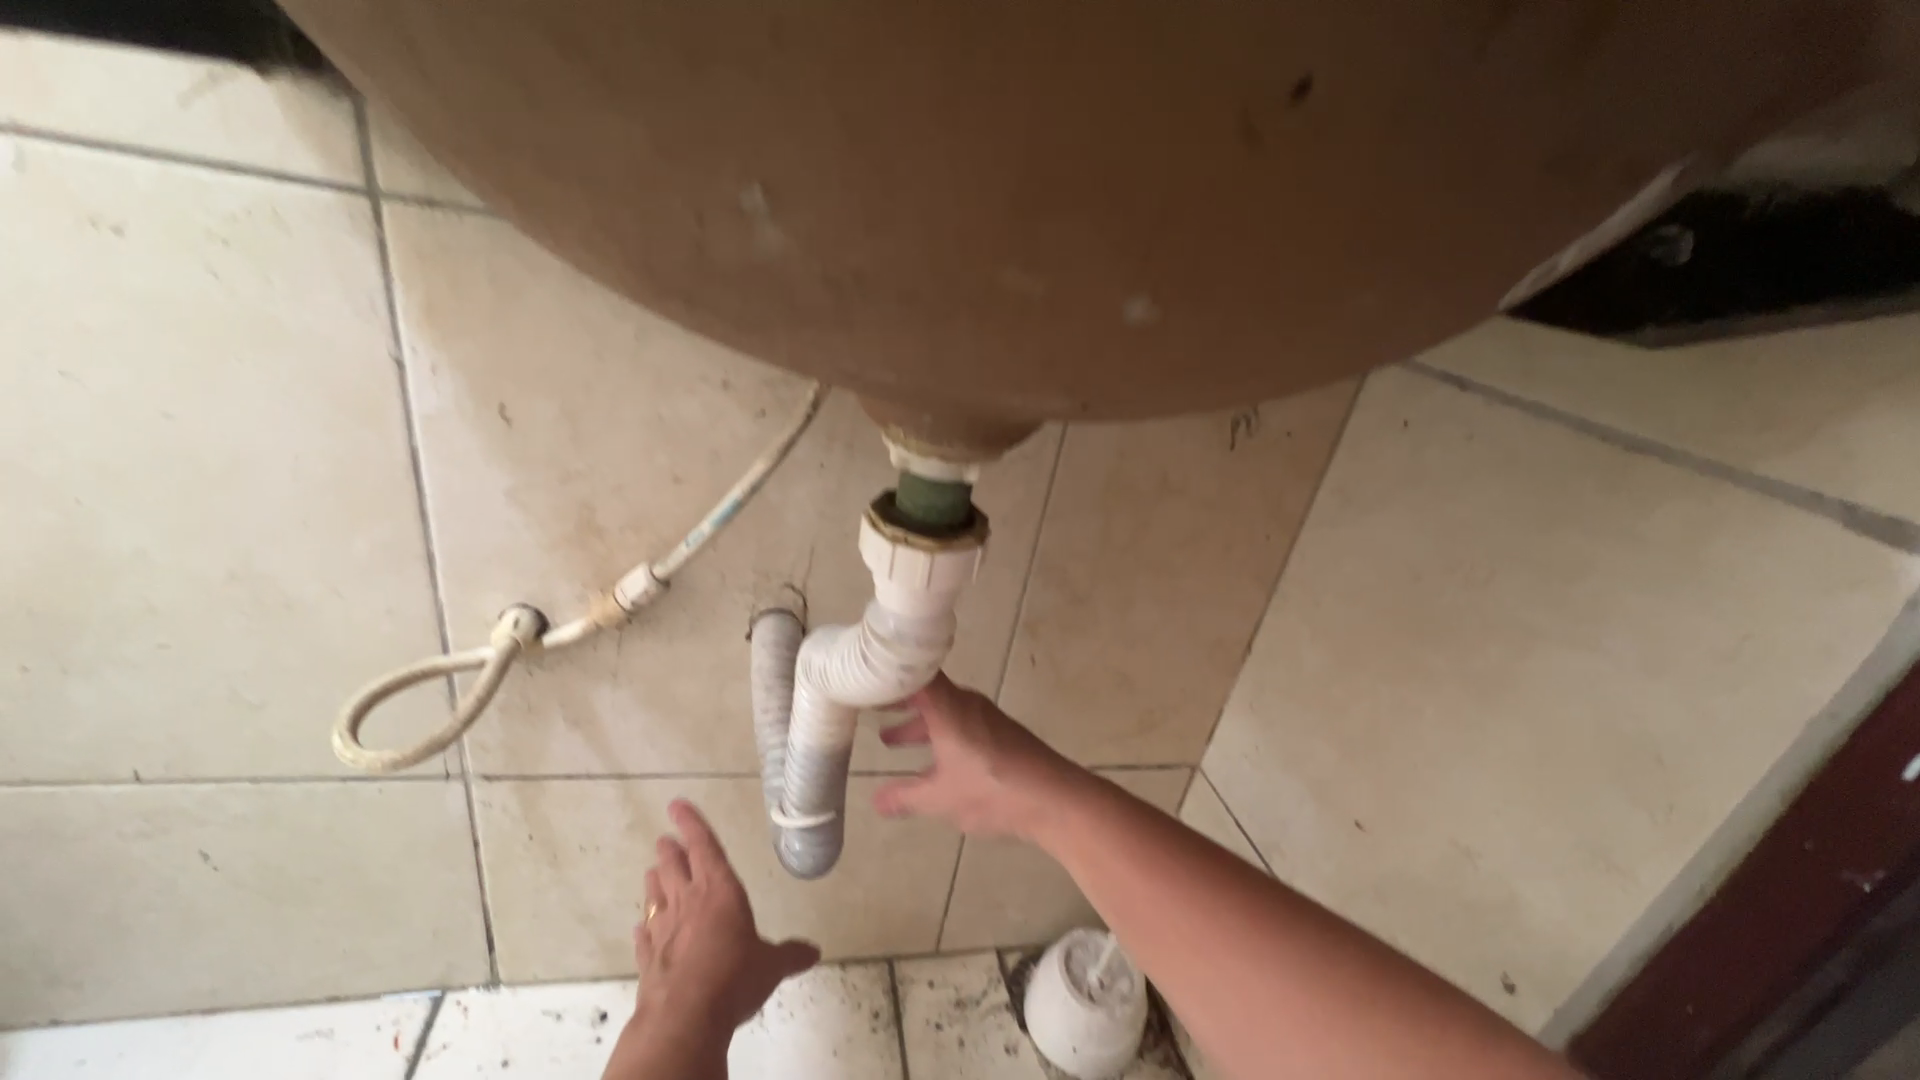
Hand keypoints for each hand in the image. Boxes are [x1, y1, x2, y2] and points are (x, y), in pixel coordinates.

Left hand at [634, 800, 820, 1034]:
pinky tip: (641, 927)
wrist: (685, 1017)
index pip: (704, 847)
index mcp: (720, 891)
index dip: (692, 824)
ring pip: (656, 896)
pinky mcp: (648, 959)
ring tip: (652, 870)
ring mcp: (664, 931)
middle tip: (664, 840)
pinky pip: (645, 936)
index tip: (677, 805)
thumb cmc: (734, 978)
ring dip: (655, 881)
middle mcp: (688, 902)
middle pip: (674, 867)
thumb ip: (790, 955)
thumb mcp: (772, 965)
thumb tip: (814, 952)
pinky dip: (644, 929)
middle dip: (670, 851)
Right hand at [872, 672, 1084, 840]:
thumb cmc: (992, 790)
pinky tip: (932, 762)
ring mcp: (986, 719)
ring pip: (944, 712)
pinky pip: (959, 725)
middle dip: (899, 701)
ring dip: (919, 724)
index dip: (889, 672)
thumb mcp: (940, 798)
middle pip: (928, 691)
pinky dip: (938, 735)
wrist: (1055, 798)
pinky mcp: (1000, 736)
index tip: (863, 676)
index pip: (915, 673)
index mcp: (949, 708)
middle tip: (869, 707)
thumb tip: (875, 803)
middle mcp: (967, 705)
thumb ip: (906, 797)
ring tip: (891, 739)